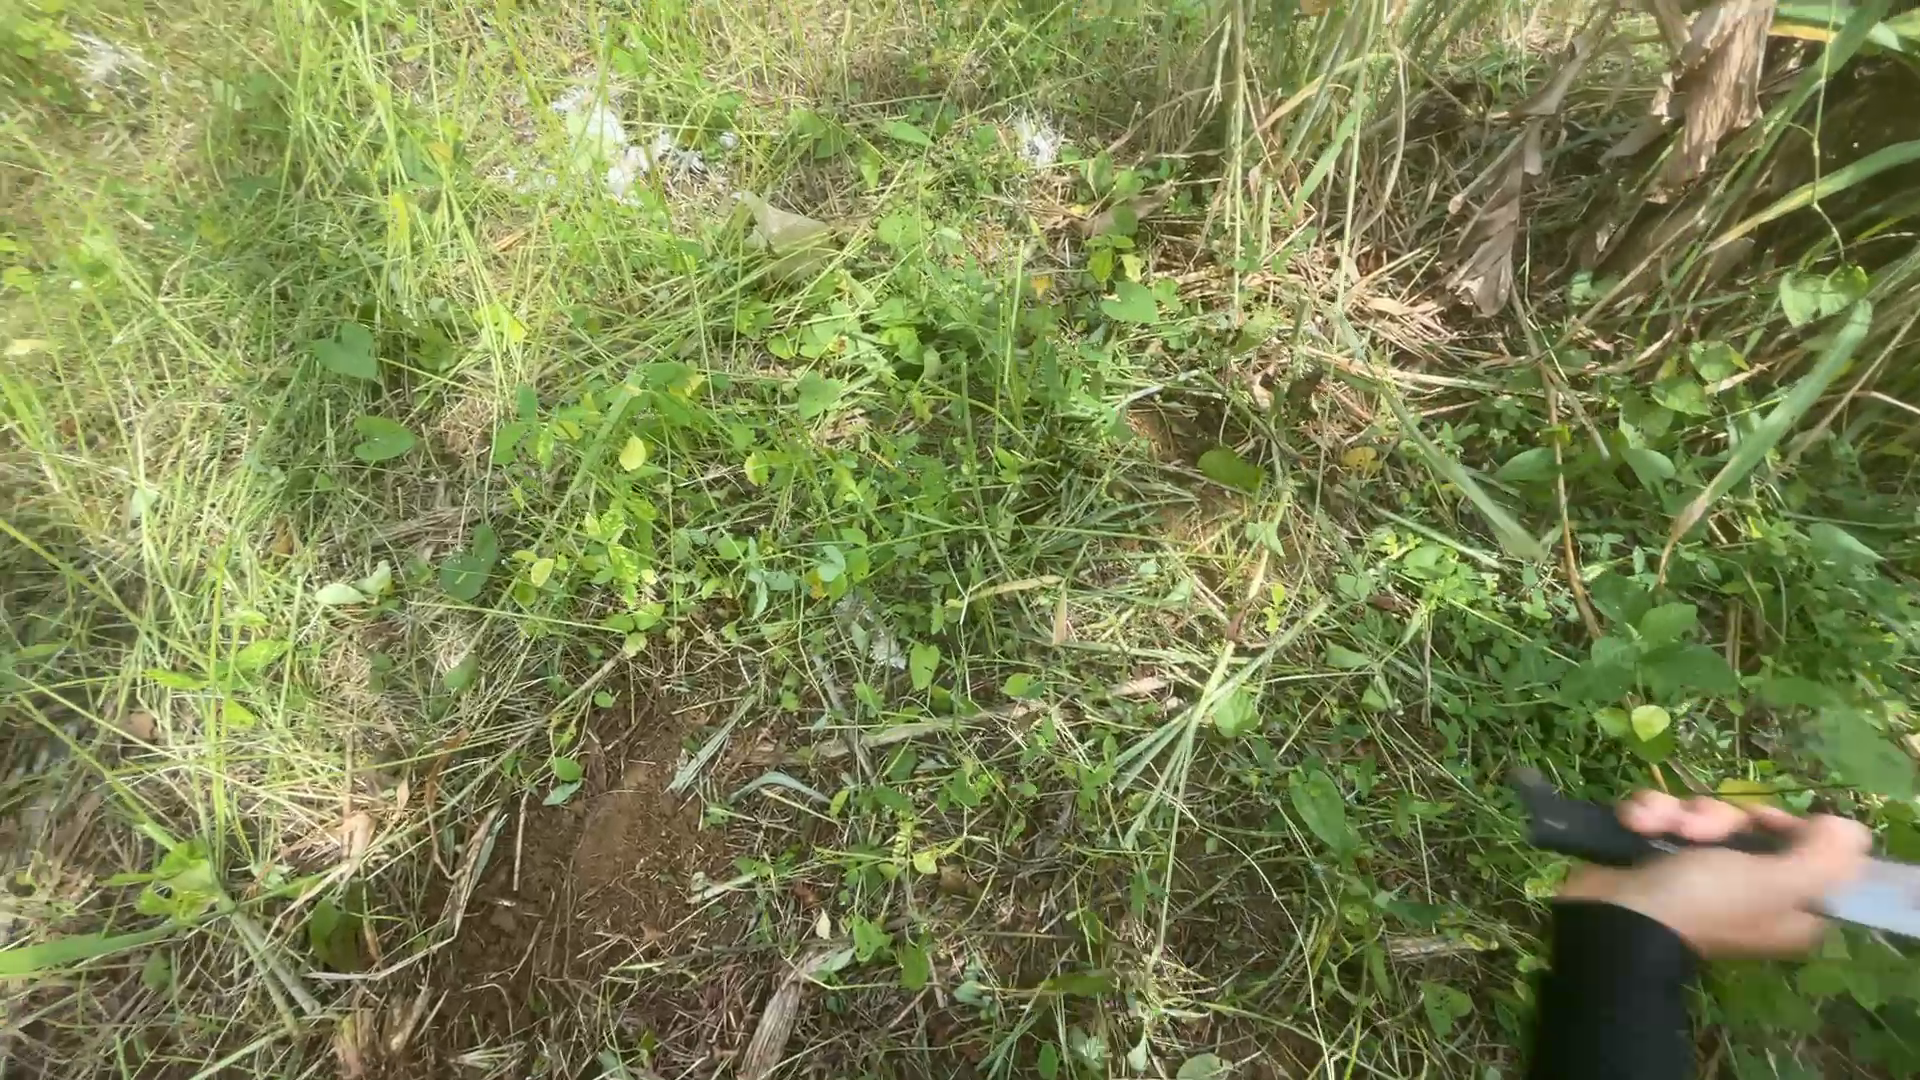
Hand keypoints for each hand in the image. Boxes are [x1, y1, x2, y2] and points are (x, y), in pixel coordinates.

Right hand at [1557, 791, 1870, 955]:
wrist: (1616, 910)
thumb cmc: (1703, 902)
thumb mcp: (1777, 883)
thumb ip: (1826, 857)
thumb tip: (1844, 828)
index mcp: (1789, 902)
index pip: (1806, 852)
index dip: (1787, 829)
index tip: (1762, 821)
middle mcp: (1745, 882)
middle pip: (1745, 825)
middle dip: (1715, 819)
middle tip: (1696, 832)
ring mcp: (1692, 864)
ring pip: (1695, 814)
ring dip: (1670, 812)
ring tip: (1652, 826)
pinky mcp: (1650, 846)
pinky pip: (1656, 813)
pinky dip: (1643, 813)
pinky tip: (1634, 823)